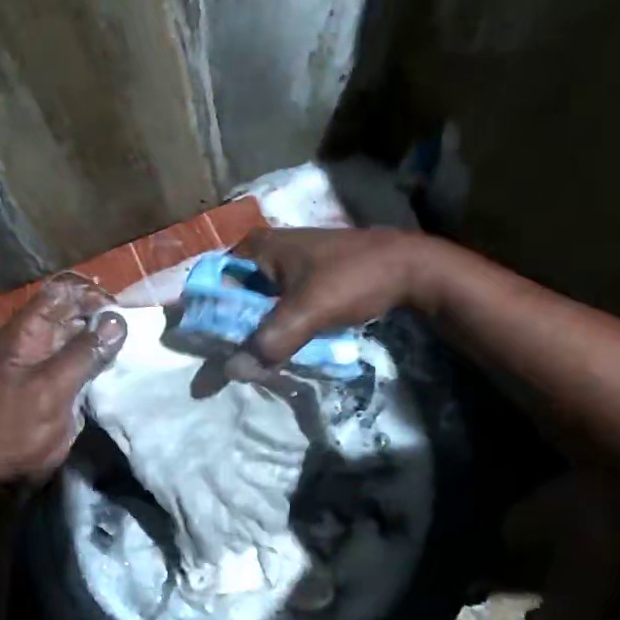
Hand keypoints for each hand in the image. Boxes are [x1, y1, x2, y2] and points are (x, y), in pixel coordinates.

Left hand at [0, 273, 127, 492]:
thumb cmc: (16, 430)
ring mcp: (46, 369)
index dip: (89, 294)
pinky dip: (100, 366)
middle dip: (102, 317)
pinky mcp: (56, 392)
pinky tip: (123, 368)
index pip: (59, 294)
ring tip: (137, 345)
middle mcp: (35, 345)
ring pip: (79, 342)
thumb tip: (118, 320)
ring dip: (104, 342)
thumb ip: (84, 353)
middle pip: (72, 316)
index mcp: (25, 335)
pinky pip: (82, 369)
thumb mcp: (51, 388)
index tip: (122, 307)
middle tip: (138, 327)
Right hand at [226, 227, 439, 378]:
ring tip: (254, 360)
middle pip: (233, 295)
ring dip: (256, 331)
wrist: (412, 270)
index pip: (213, 282)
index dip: (206, 316)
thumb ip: (268, 342)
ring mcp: (287, 264)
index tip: (208, 348)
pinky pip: (279, 306)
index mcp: (256, 246)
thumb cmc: (354, 278)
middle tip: (232, 361)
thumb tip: (231, 373)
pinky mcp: (307, 278)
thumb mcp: (307, 311)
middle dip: (232, 328)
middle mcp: (266, 250)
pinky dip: (277, 326)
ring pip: (257, 304)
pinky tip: (280, 348)